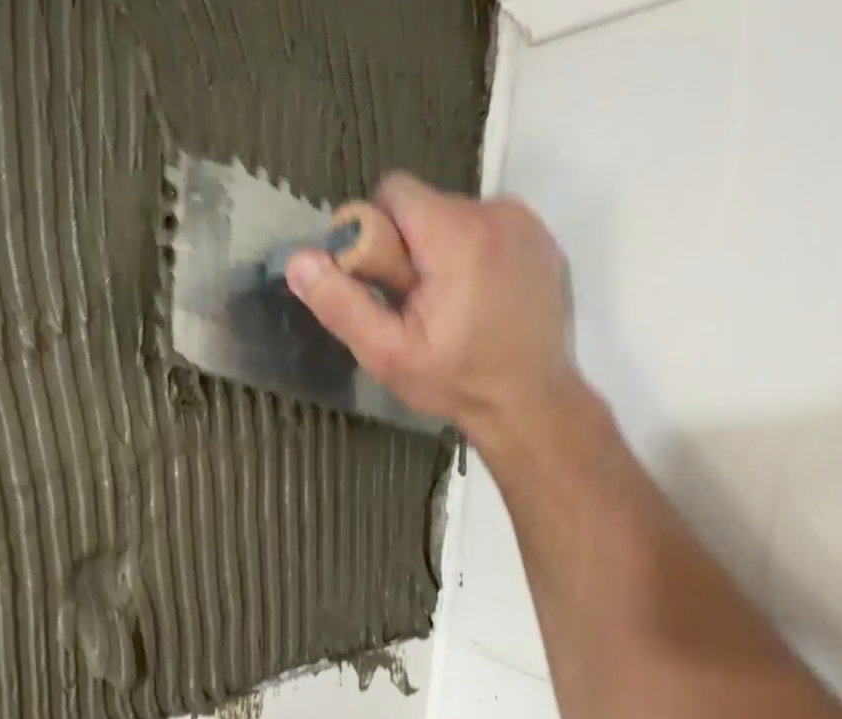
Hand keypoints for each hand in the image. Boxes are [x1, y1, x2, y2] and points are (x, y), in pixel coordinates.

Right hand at [285, 173, 581, 448]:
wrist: (531, 404)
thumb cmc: (455, 381)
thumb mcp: (386, 354)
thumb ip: (341, 303)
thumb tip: (298, 260)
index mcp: (459, 234)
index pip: (395, 191)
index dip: (374, 231)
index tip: (380, 280)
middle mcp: (498, 213)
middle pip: (425, 206)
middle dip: (408, 247)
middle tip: (414, 305)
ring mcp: (527, 225)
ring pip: (455, 216)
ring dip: (440, 251)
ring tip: (448, 307)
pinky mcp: (542, 240)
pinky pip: (488, 229)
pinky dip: (473, 255)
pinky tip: (479, 301)